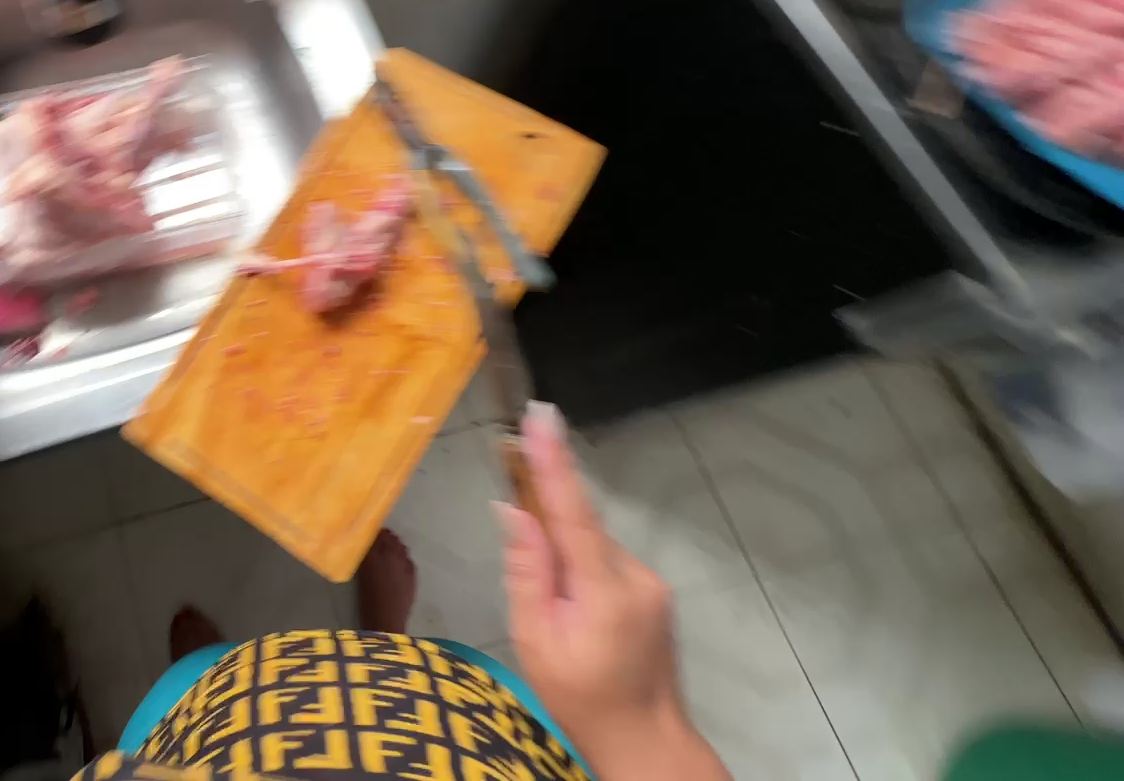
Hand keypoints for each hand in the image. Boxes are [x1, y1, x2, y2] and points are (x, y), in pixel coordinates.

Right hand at [495, 403, 691, 770]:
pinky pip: (601, 557)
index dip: (553, 460)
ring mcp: (650, 582)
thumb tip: (511, 509)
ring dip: (560, 551)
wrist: (649, 746)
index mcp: (604, 590)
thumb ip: (525, 569)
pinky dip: (577, 562)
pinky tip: (571, 605)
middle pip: (577, 525)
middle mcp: (635, 575)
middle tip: (527, 563)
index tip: (540, 416)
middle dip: (543, 525)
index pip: (573, 511)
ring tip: (552, 608)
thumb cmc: (578, 697)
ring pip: (588, 542)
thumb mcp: (534, 638)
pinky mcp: (652, 590)